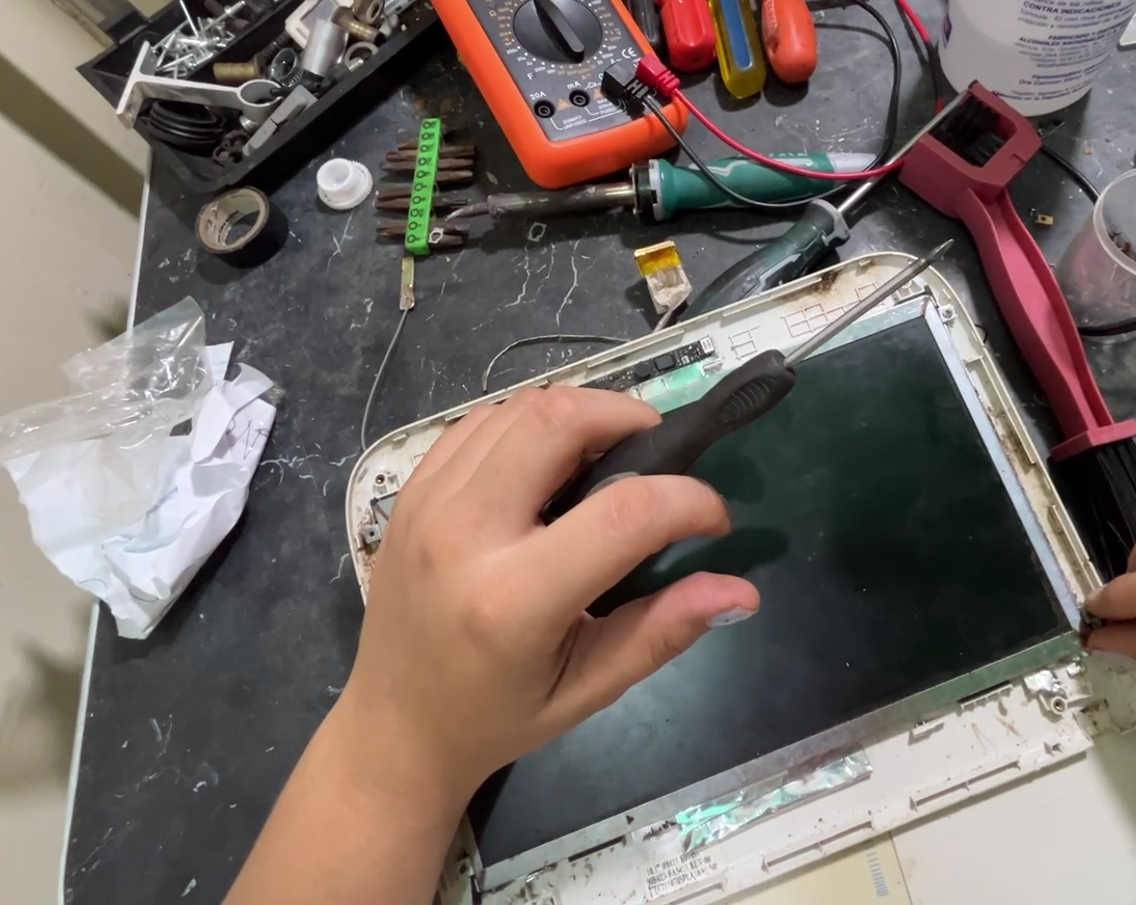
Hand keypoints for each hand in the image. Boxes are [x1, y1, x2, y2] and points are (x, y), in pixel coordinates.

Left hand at [341, 386, 758, 806]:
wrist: (392, 726)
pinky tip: (551, 461)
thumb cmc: (497, 717)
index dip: (688, 499)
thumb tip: (743, 591)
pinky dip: (532, 422)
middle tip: (657, 451)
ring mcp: (426, 502)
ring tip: (610, 454)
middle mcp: (462, 535)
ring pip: (520, 408)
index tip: (714, 517)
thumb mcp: (588, 688)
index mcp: (511, 602)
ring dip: (581, 415)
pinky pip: (483, 420)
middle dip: (627, 416)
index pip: (622, 514)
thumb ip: (664, 631)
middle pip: (557, 421)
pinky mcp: (411, 488)